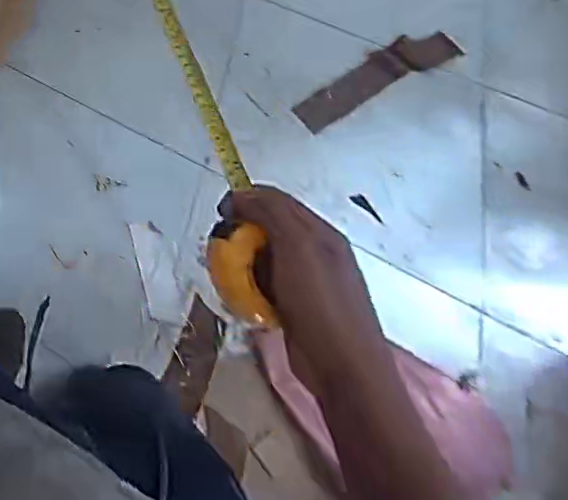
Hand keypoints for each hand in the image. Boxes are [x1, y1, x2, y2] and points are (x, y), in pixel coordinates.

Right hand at [222, 187, 385, 372]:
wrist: (344, 370)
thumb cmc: (321, 301)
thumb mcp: (297, 244)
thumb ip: (270, 212)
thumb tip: (240, 196)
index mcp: (319, 231)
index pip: (276, 199)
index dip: (246, 200)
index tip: (222, 213)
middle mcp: (314, 251)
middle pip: (267, 227)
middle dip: (241, 232)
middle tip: (223, 247)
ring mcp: (305, 281)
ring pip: (263, 256)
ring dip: (243, 261)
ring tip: (230, 275)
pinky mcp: (295, 306)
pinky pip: (265, 284)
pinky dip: (250, 286)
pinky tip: (243, 297)